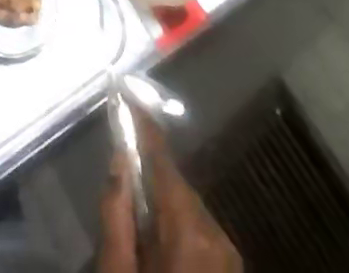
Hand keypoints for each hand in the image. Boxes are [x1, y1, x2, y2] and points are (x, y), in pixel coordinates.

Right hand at [97, 116, 241, 272]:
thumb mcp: (116, 271)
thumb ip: (116, 213)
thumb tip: (119, 160)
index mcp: (187, 233)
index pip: (163, 164)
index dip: (145, 127)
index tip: (130, 94)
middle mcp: (217, 237)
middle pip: (175, 184)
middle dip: (147, 172)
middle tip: (119, 166)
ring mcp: (230, 256)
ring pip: (188, 206)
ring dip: (162, 199)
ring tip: (135, 219)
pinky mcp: (232, 269)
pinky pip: (199, 228)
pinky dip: (176, 221)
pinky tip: (157, 242)